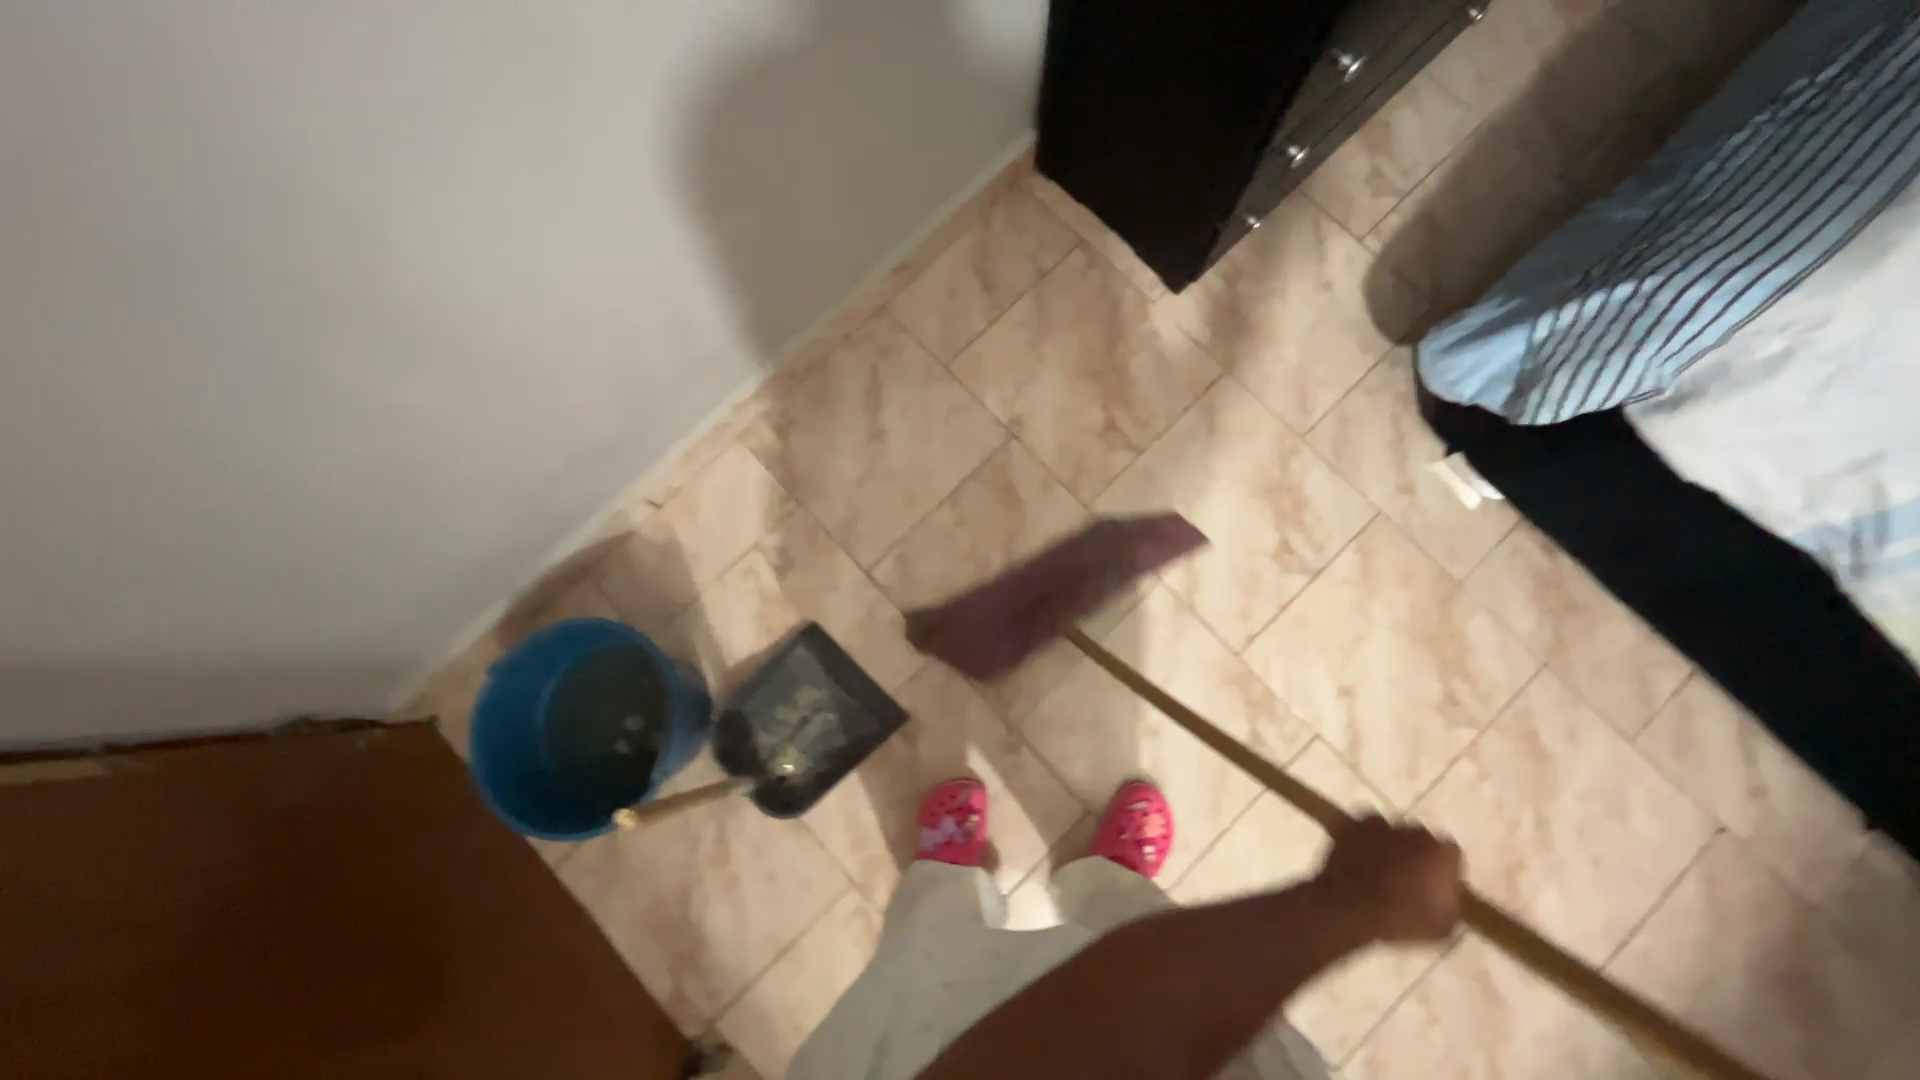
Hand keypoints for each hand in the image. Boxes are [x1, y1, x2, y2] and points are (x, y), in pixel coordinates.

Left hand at [1313, 816, 1463, 942]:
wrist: (1350, 906)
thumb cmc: (1401, 918)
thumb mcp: (1443, 926)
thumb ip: (1451, 903)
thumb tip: (1447, 896)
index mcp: (1442, 853)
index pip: (1451, 855)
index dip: (1444, 870)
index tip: (1437, 885)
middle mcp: (1416, 831)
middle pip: (1422, 840)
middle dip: (1418, 854)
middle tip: (1409, 877)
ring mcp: (1384, 824)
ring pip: (1395, 833)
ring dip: (1393, 845)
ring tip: (1383, 868)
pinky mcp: (1356, 824)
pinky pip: (1368, 829)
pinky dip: (1368, 839)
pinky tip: (1364, 856)